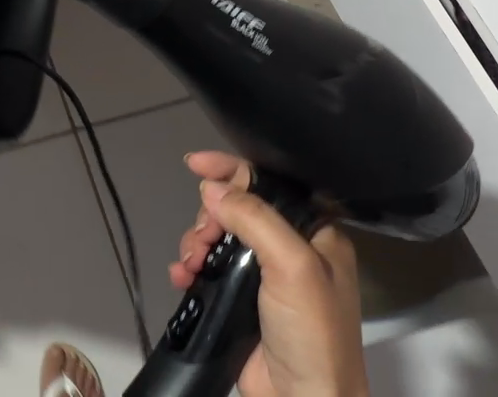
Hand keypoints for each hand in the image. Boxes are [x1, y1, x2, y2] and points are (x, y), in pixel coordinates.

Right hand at [169, 153, 367, 396]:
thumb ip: (255, 219)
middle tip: (202, 238)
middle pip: (237, 209)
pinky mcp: (241, 300)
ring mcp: (264, 277)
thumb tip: (213, 188)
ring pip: (219, 237)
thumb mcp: (292, 266)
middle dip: (210, 216)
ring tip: (190, 263)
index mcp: (314, 235)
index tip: (195, 164)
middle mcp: (290, 250)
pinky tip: (182, 276)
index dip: (232, 170)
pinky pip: (208, 268)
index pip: (269, 185)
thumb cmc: (310, 332)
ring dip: (196, 243)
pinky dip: (190, 268)